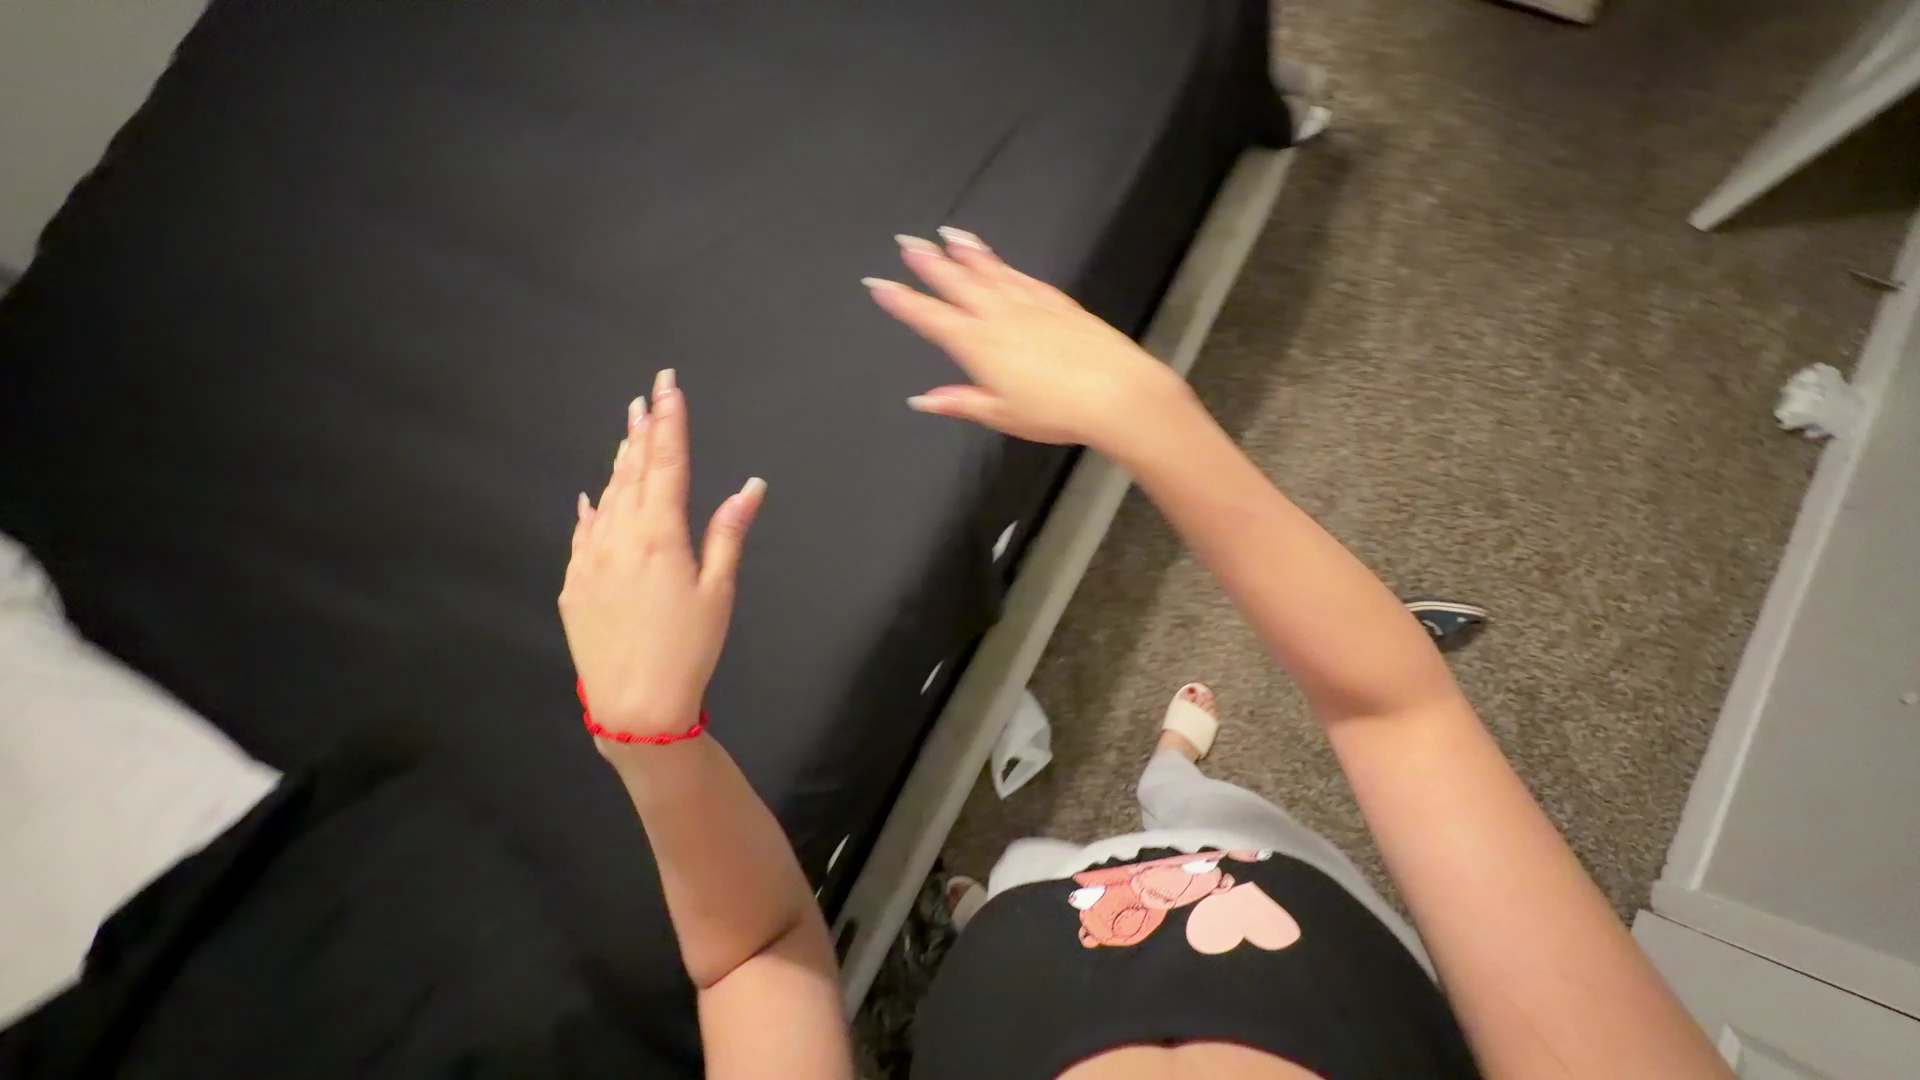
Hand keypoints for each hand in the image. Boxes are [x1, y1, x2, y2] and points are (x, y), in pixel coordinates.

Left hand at [559, 369, 765, 740]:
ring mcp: (590, 558)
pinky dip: (590, 509)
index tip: (669, 386)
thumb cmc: (688, 646)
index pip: (668, 464)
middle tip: (646, 395)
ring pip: (606, 498)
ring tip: (628, 433)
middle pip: (634, 472)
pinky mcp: (574, 584)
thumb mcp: (719, 590)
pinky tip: (591, 497)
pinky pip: (582, 533)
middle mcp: (619, 535)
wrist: (633, 704)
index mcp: (660, 534)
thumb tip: (752, 485)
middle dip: (643, 431)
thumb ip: (729, 533)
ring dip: (620, 464)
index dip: (671, 422)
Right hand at [864, 227, 1191, 447]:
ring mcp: (1029, 305)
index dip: (902, 301)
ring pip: (989, 273)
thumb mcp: (1000, 414)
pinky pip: (1021, 277)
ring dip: (966, 254)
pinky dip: (1003, 265)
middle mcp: (999, 317)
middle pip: (957, 284)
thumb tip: (922, 400)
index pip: (930, 318)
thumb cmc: (1056, 412)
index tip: (879, 283)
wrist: (1116, 393)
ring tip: (948, 235)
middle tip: (908, 242)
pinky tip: (997, 261)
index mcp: (978, 345)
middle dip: (929, 263)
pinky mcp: (1057, 303)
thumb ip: (959, 402)